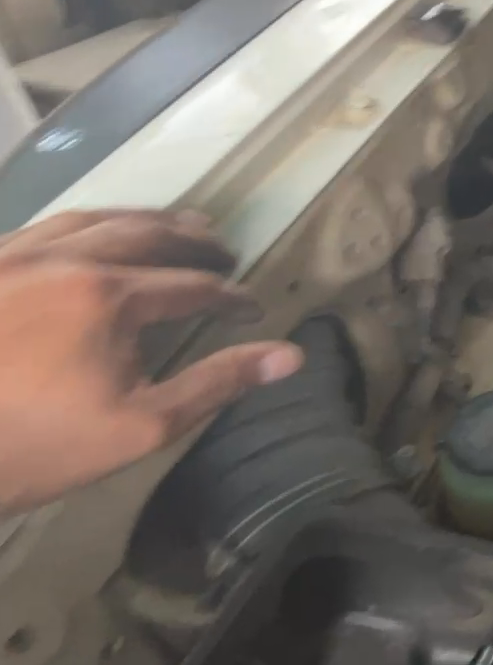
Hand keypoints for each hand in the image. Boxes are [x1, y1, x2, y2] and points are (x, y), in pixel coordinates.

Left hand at [0, 210, 303, 511]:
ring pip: (89, 220)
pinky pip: (36, 229)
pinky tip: (93, 237)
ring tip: (174, 227)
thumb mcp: (140, 426)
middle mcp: (58, 262)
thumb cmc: (28, 444)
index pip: (194, 286)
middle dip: (196, 242)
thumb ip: (218, 383)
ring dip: (143, 221)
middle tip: (225, 251)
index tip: (252, 312)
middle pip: (146, 234)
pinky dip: (83, 225)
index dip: (232, 298)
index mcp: (107, 296)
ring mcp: (4, 261)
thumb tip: (291, 355)